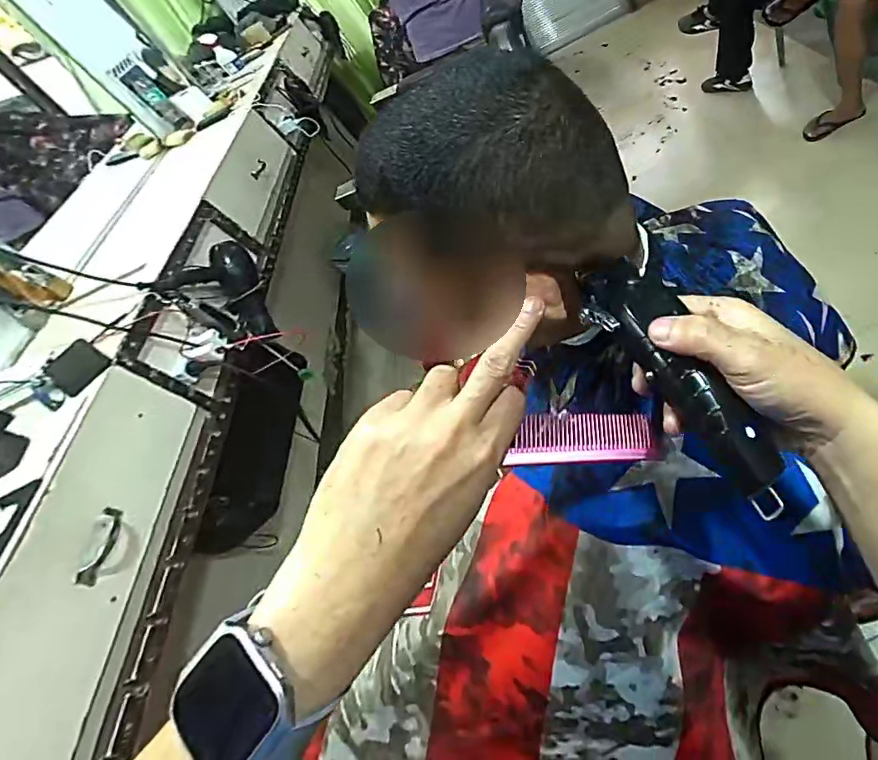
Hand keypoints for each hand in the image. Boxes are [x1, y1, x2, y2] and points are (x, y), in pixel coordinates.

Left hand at [249, 295, 541, 711]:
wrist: (350, 574)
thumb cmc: (420, 547)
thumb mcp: (470, 501)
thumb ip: (483, 452)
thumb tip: (486, 423)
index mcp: (485, 452)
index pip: (512, 397)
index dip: (509, 397)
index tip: (504, 400)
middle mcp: (454, 426)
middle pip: (492, 363)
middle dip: (514, 330)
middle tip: (527, 304)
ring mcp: (411, 419)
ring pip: (440, 375)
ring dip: (441, 389)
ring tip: (425, 420)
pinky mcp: (373, 418)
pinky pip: (400, 397)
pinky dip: (403, 411)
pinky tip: (391, 442)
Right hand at [632, 295, 876, 455]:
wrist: (823, 426)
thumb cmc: (787, 379)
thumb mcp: (743, 354)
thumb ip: (699, 338)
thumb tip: (653, 326)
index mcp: (727, 315)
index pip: (678, 309)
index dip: (654, 326)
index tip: (635, 352)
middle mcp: (722, 337)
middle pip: (674, 345)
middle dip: (657, 368)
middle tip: (644, 390)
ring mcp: (724, 368)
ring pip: (681, 375)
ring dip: (669, 396)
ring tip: (668, 420)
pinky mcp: (726, 397)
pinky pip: (694, 398)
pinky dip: (683, 411)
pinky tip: (679, 427)